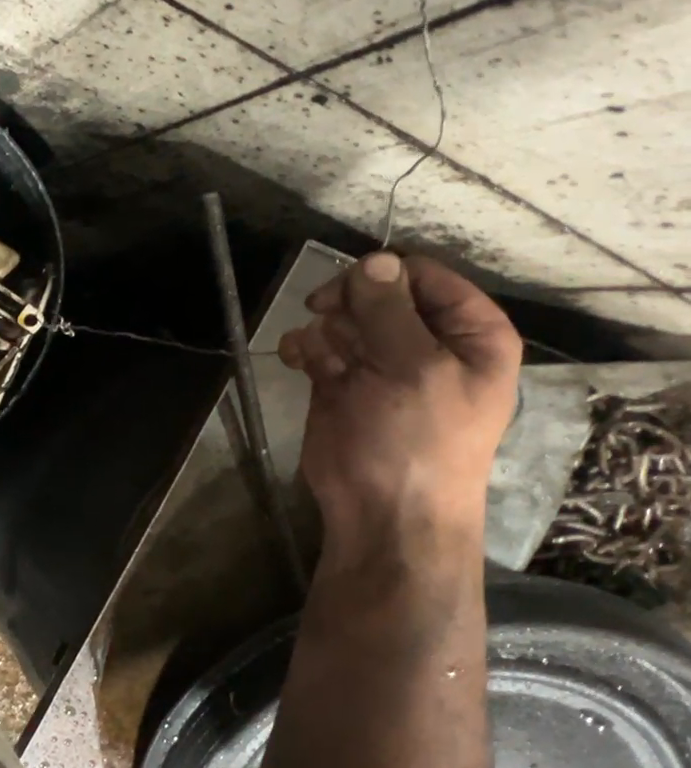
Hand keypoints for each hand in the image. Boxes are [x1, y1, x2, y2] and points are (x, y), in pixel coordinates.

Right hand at [278, 252, 521, 557]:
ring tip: (323, 359)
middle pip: (376, 293)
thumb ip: (390, 311)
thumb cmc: (416, 439)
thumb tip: (373, 260)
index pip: (426, 278)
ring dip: (325, 330)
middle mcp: (425, 342)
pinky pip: (315, 345)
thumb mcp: (413, 368)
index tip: (350, 288)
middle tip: (328, 317)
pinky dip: (303, 348)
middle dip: (348, 305)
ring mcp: (379, 362)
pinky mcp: (338, 382)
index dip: (386, 277)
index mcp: (469, 334)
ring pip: (341, 318)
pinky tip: (299, 362)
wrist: (383, 508)